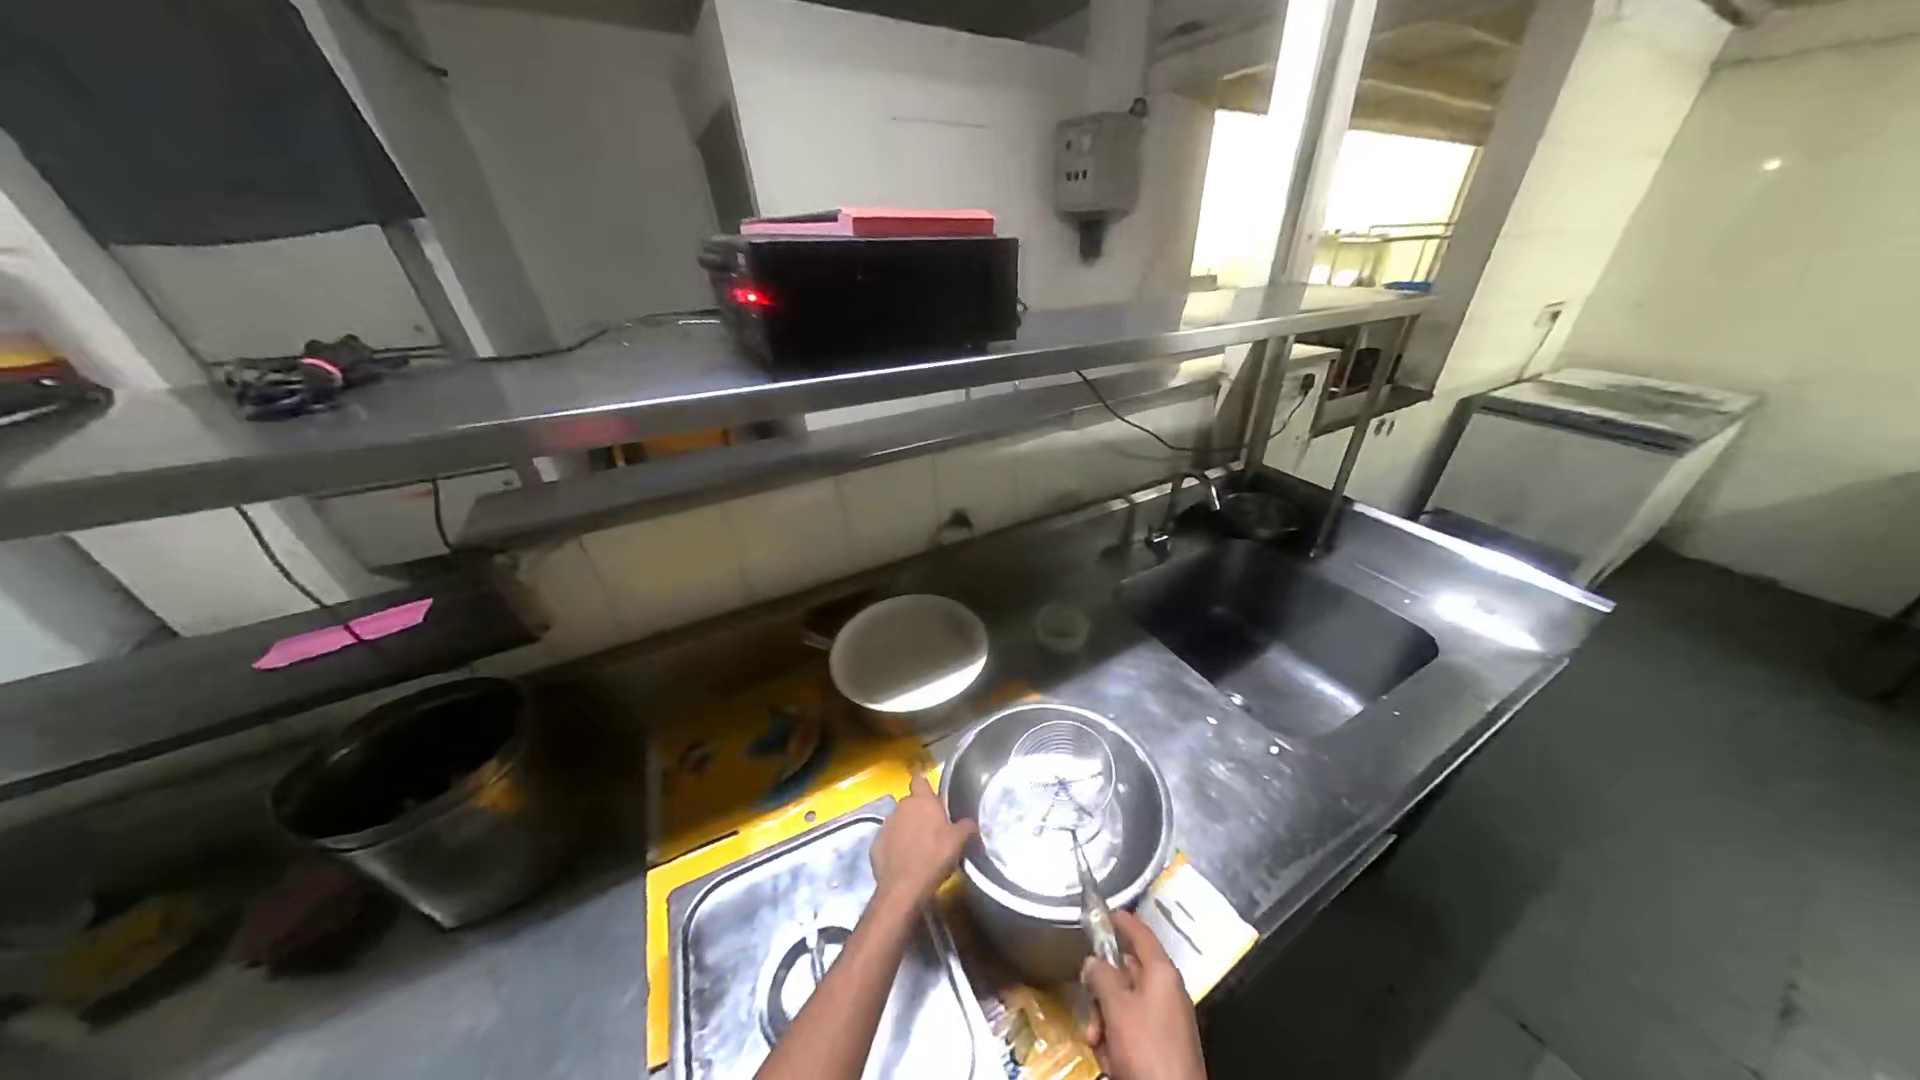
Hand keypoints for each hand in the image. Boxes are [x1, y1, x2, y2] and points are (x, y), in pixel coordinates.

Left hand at [870, 774, 975, 909]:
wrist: (903, 887)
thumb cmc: (934, 857)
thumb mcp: (959, 841)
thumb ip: (967, 826)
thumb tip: (971, 823)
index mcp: (921, 801)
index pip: (919, 780)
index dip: (925, 786)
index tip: (932, 797)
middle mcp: (901, 807)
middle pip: (910, 803)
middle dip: (919, 812)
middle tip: (932, 830)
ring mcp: (885, 825)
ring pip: (898, 821)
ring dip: (906, 828)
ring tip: (917, 848)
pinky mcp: (875, 844)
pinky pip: (888, 839)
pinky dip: (894, 846)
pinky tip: (903, 860)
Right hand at [1081, 910, 1206, 1079]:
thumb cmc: (1146, 1048)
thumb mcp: (1117, 1007)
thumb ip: (1100, 976)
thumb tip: (1092, 962)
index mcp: (1161, 973)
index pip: (1141, 933)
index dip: (1121, 920)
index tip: (1104, 912)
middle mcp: (1165, 991)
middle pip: (1125, 972)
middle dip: (1101, 990)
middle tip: (1091, 1010)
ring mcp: (1164, 1019)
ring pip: (1122, 1004)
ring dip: (1104, 1021)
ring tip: (1099, 1043)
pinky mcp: (1160, 1045)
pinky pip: (1129, 1029)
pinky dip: (1116, 1040)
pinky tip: (1111, 1060)